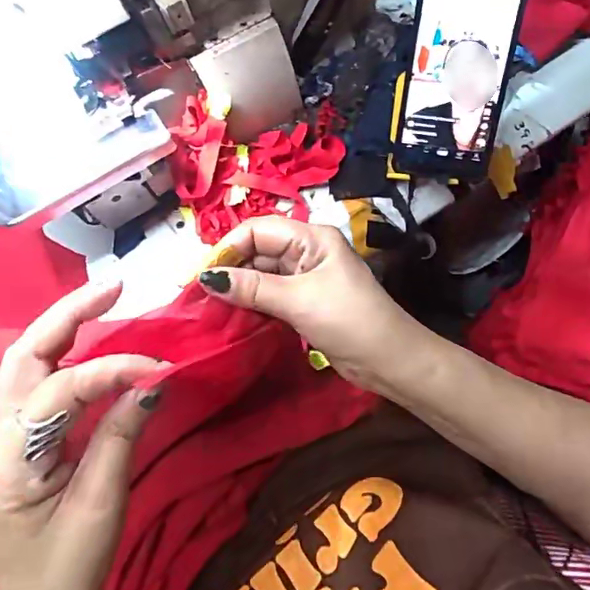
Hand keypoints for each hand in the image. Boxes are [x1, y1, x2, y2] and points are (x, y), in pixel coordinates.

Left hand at [0, 282, 165, 589]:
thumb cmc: (68, 575)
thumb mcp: (101, 507)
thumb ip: (121, 435)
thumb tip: (151, 379)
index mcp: (3, 466)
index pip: (57, 395)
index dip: (108, 371)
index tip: (157, 365)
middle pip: (21, 360)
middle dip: (66, 319)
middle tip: (112, 288)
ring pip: (25, 369)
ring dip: (63, 332)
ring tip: (104, 302)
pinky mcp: (16, 447)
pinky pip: (37, 390)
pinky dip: (66, 361)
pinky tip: (91, 344)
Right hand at [195, 216, 433, 394]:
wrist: (389, 360)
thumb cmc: (348, 320)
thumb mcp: (298, 300)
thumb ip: (252, 288)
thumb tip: (206, 278)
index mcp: (312, 237)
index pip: (258, 230)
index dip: (228, 248)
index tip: (202, 275)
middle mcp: (307, 250)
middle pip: (258, 250)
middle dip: (230, 268)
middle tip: (200, 294)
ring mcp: (306, 277)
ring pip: (261, 274)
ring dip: (238, 288)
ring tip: (210, 306)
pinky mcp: (304, 301)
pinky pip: (270, 294)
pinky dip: (251, 303)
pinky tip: (232, 315)